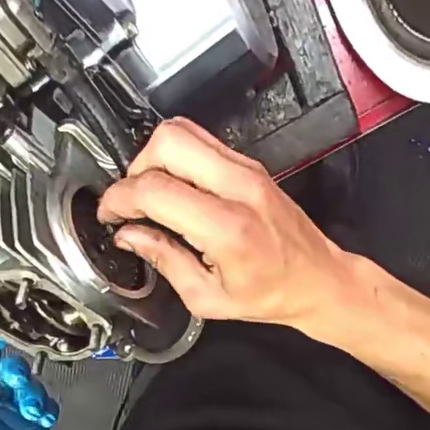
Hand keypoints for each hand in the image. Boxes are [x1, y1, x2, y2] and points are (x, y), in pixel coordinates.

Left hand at [0, 339, 58, 429]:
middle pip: (5, 372)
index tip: (6, 336)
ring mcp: (12, 423)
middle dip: (15, 372)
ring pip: (28, 386)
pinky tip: (44, 417)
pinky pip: (44, 406)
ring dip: (32, 391)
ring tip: (33, 412)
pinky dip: (47, 404)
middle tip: (19, 388)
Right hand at [97, 118, 371, 337]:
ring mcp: (248, 171)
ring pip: (183, 131)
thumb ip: (165, 261)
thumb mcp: (208, 297)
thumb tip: (130, 236)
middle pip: (167, 142)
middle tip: (132, 201)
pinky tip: (175, 187)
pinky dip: (176, 157)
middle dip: (135, 169)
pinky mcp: (251, 165)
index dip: (120, 198)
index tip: (111, 213)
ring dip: (154, 158)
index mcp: (228, 228)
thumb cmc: (272, 294)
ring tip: (151, 194)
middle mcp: (240, 188)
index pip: (156, 189)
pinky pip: (202, 140)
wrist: (318, 279)